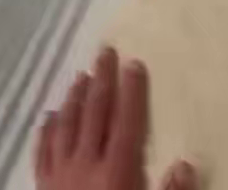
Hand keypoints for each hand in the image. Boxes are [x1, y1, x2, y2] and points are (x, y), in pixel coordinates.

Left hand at [34, 47, 195, 189]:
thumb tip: (185, 163)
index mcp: (116, 175)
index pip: (126, 123)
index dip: (132, 92)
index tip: (134, 62)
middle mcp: (84, 166)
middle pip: (94, 113)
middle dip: (102, 80)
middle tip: (104, 51)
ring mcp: (59, 176)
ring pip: (67, 124)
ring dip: (75, 98)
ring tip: (81, 75)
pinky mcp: (41, 189)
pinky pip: (42, 151)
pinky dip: (47, 129)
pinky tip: (49, 116)